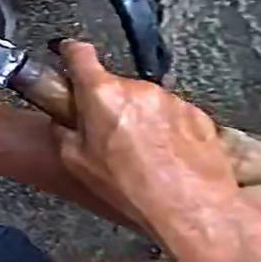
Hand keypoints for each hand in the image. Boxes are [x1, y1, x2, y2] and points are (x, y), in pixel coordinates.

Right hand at [53, 41, 260, 258]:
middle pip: (112, 83)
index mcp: (101, 94)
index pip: (80, 53)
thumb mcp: (74, 160)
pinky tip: (160, 155)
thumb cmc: (134, 188)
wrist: (193, 210)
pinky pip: (169, 114)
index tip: (66, 52)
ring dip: (135, 116)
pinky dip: (162, 128)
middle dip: (104, 101)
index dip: (69, 51)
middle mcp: (138, 90)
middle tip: (101, 130)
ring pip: (142, 100)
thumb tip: (62, 121)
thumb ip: (63, 129)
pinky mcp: (198, 116)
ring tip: (135, 150)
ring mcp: (171, 102)